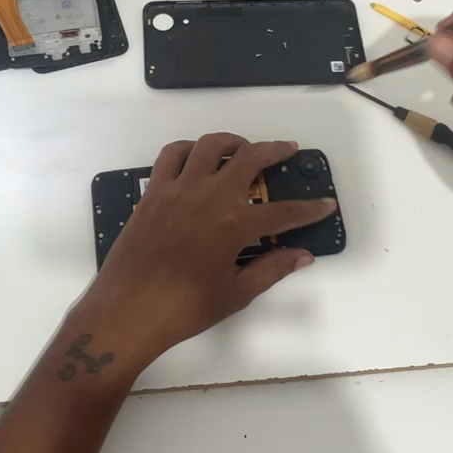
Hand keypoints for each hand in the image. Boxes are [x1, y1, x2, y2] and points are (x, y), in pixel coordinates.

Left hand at [74, 133, 336, 368]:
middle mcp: (209, 197)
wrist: (126, 311)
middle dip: (274, 151)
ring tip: (243, 148)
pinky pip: (171, 155)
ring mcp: (178, 189)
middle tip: (288, 150)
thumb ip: (271, 269)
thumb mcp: (235, 294)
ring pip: (209, 145)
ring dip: (231, 141)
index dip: (308, 209)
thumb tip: (303, 255)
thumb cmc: (183, 309)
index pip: (283, 212)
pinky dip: (188, 149)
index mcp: (233, 225)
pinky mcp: (153, 191)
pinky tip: (197, 158)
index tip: (326, 204)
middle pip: (249, 159)